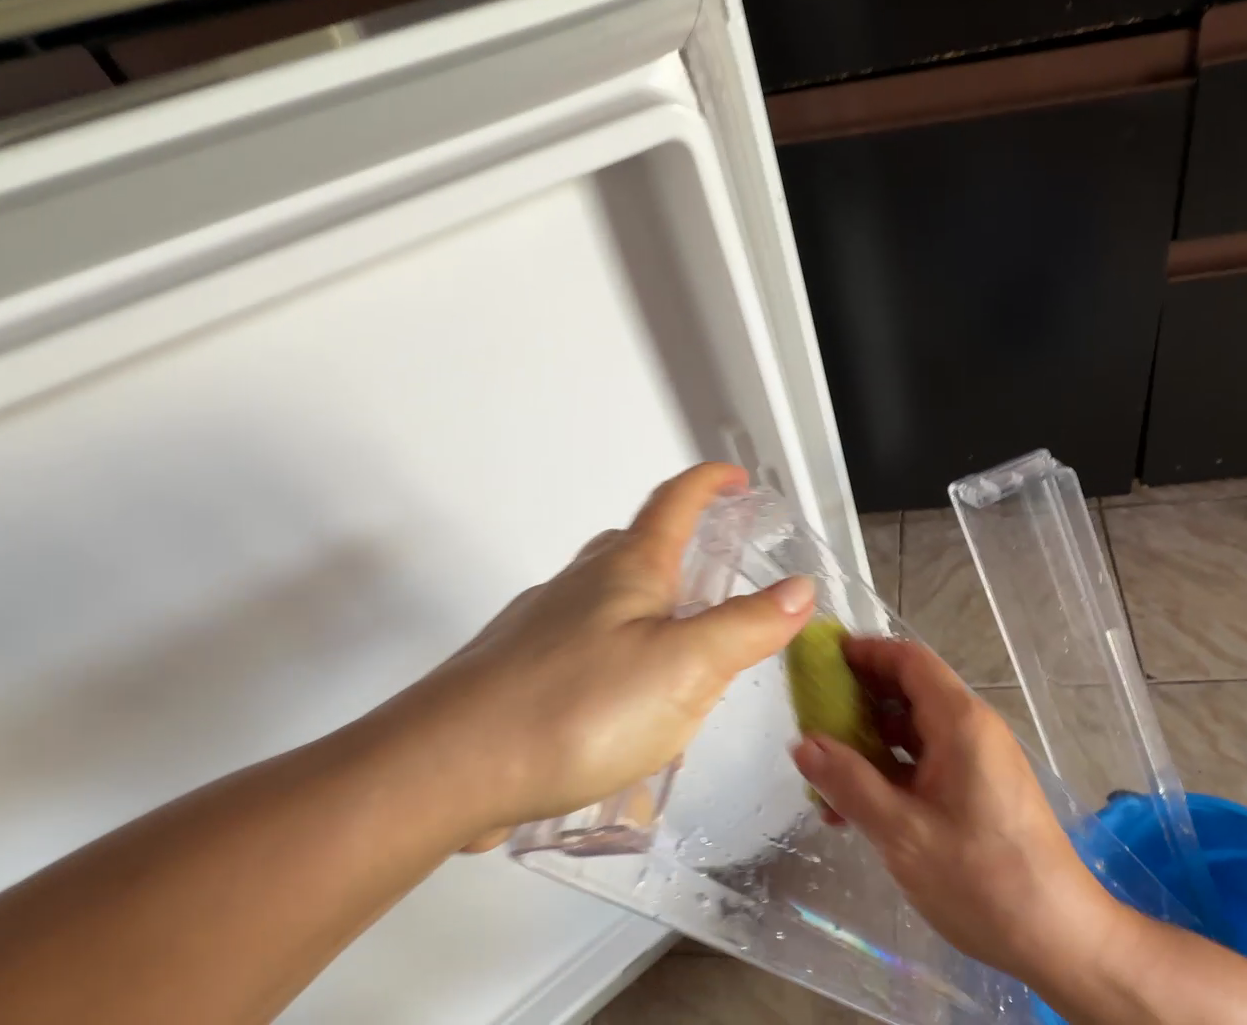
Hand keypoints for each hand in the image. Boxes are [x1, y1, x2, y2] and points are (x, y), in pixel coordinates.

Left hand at [366, 463, 813, 849]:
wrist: (445, 768)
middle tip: (715, 583)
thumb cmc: (578, 707)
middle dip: (678, 549)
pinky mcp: (514, 671)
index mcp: (629, 569)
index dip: (709, 483)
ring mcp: (540, 626)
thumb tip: (800, 587)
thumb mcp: (686, 668)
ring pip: (604, 600)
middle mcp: (580, 584)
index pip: (674, 502)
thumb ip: (747, 627)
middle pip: (635, 546)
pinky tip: (618, 710)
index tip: (736, 478)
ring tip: (678, 661)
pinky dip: (612, 658)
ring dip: (646, 610)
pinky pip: (579, 647)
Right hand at [789, 638, 1120, 989]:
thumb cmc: (981, 878)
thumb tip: (803, 743)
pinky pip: (928, 763)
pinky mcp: (980, 790)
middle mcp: (973, 730)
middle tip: (811, 719)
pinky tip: (857, 809)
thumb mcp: (903, 833)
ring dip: (870, 745)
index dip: (866, 653)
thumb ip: (850, 784)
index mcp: (960, 723)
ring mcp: (979, 760)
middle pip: (910, 692)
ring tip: (823, 775)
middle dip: (859, 702)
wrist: (1057, 935)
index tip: (822, 660)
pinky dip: (892, 774)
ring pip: (915, 732)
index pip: (910, 660)